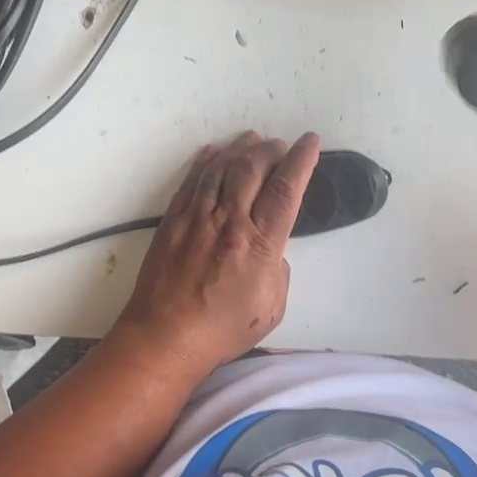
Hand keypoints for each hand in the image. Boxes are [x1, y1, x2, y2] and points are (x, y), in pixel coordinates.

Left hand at [110, 130, 322, 378]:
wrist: (165, 336)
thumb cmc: (222, 329)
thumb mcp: (271, 307)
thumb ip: (277, 269)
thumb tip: (270, 249)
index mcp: (259, 244)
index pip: (285, 189)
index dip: (301, 160)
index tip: (310, 142)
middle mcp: (229, 221)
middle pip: (252, 168)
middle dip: (270, 150)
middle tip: (280, 145)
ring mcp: (197, 217)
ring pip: (221, 168)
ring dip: (239, 149)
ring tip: (252, 139)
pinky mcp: (173, 220)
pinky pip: (192, 181)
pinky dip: (205, 162)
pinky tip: (214, 153)